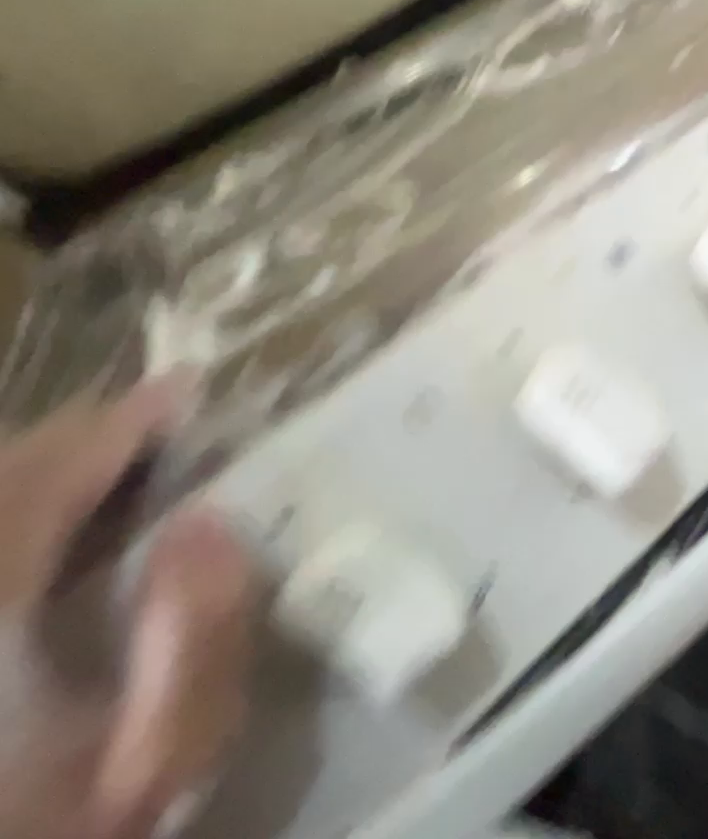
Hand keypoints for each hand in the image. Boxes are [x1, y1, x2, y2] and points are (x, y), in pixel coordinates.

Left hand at [0, 378, 257, 838]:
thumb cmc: (80, 826)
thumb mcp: (161, 754)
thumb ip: (195, 642)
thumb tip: (207, 521)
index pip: (32, 498)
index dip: (108, 434)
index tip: (180, 392)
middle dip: (68, 441)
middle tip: (152, 414)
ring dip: (38, 472)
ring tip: (111, 446)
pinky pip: (0, 550)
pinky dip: (23, 513)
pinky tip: (57, 513)